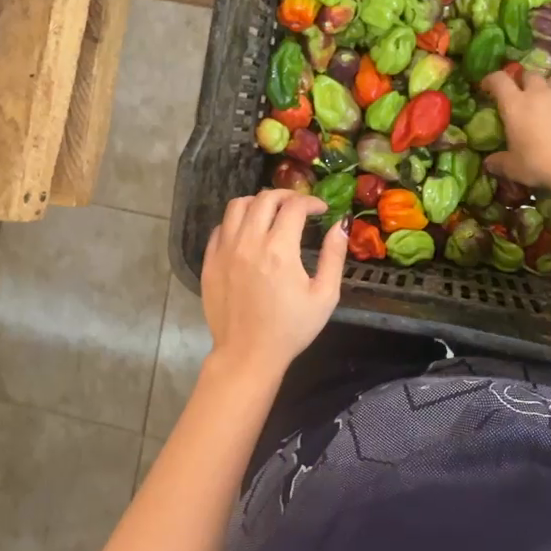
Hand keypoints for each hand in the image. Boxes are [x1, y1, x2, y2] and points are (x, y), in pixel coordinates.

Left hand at [200, 189, 346, 383]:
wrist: (248, 355)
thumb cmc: (291, 328)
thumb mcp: (325, 296)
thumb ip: (334, 256)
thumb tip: (340, 225)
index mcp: (279, 250)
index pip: (294, 206)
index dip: (311, 201)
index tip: (321, 209)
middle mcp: (249, 242)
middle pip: (264, 198)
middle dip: (286, 195)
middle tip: (299, 206)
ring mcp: (225, 251)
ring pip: (237, 206)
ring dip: (258, 203)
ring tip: (272, 213)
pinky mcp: (209, 262)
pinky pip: (220, 228)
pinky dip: (236, 222)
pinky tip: (248, 233)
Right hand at [481, 70, 550, 190]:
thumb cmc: (540, 164)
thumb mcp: (513, 167)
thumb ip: (500, 162)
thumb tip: (488, 163)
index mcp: (515, 105)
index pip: (499, 80)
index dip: (491, 80)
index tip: (487, 86)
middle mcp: (539, 94)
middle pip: (529, 74)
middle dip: (523, 81)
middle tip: (521, 94)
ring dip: (547, 86)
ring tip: (546, 101)